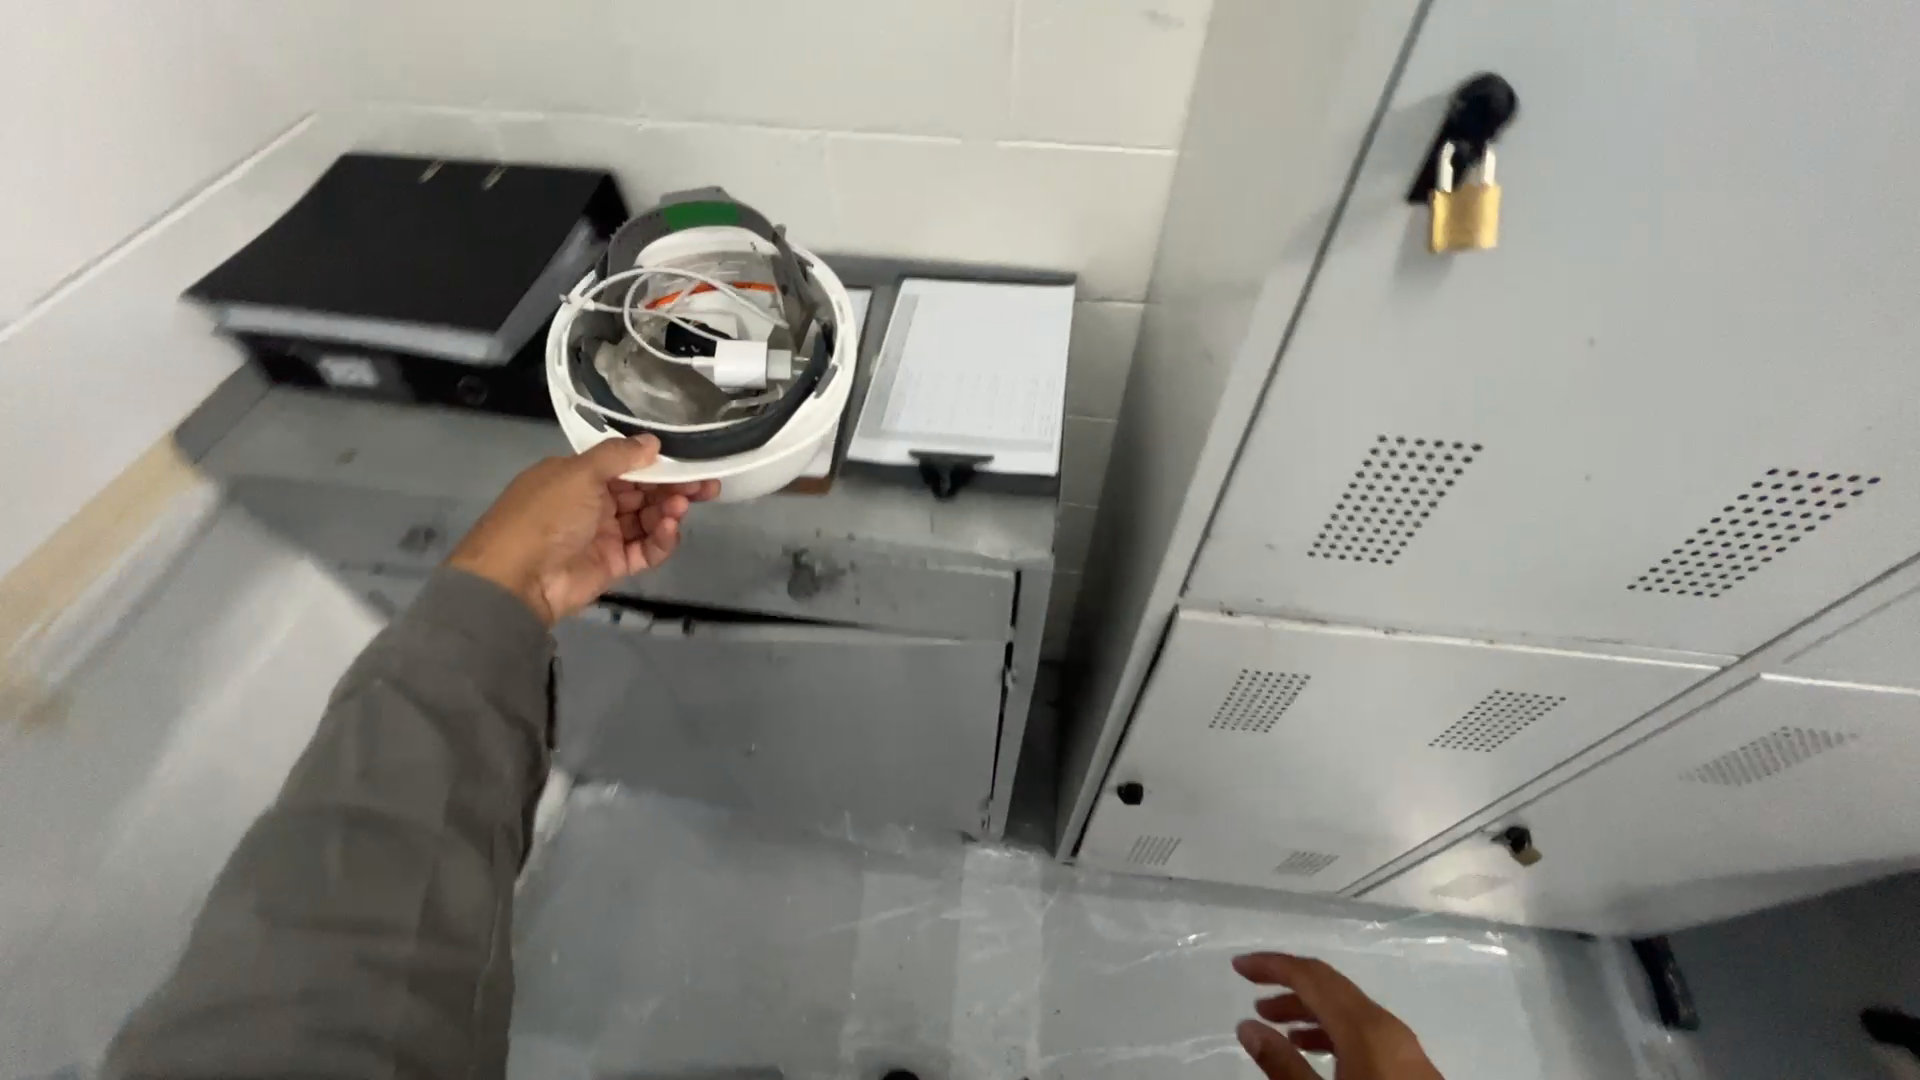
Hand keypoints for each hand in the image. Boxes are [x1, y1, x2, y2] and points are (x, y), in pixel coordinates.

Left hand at [447, 436, 719, 625]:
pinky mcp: (614, 564)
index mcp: (578, 476)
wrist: (517, 579)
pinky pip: (646, 549)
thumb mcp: (579, 474)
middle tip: (706, 487)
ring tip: (680, 509)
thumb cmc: (546, 515)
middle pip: (643, 492)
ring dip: (668, 512)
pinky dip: (662, 539)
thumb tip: (654, 442)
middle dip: (674, 488)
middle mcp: (592, 503)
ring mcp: (604, 535)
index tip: (692, 463)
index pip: (628, 466)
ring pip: (648, 520)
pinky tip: (670, 529)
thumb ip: (620, 456)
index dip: (660, 464)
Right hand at [1233, 953, 1444, 1079]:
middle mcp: (1386, 1026)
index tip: (1237, 967)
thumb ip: (1283, 1065)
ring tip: (1274, 1024)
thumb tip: (1247, 1026)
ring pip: (1346, 1008)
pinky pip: (1363, 1030)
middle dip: (1286, 983)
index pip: (1309, 976)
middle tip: (1250, 991)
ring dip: (1307, 1008)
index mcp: (1364, 1028)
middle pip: (1329, 985)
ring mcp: (1404, 1048)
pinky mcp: (1411, 1070)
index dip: (1270, 966)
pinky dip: (1330, 1029)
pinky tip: (1312, 1052)